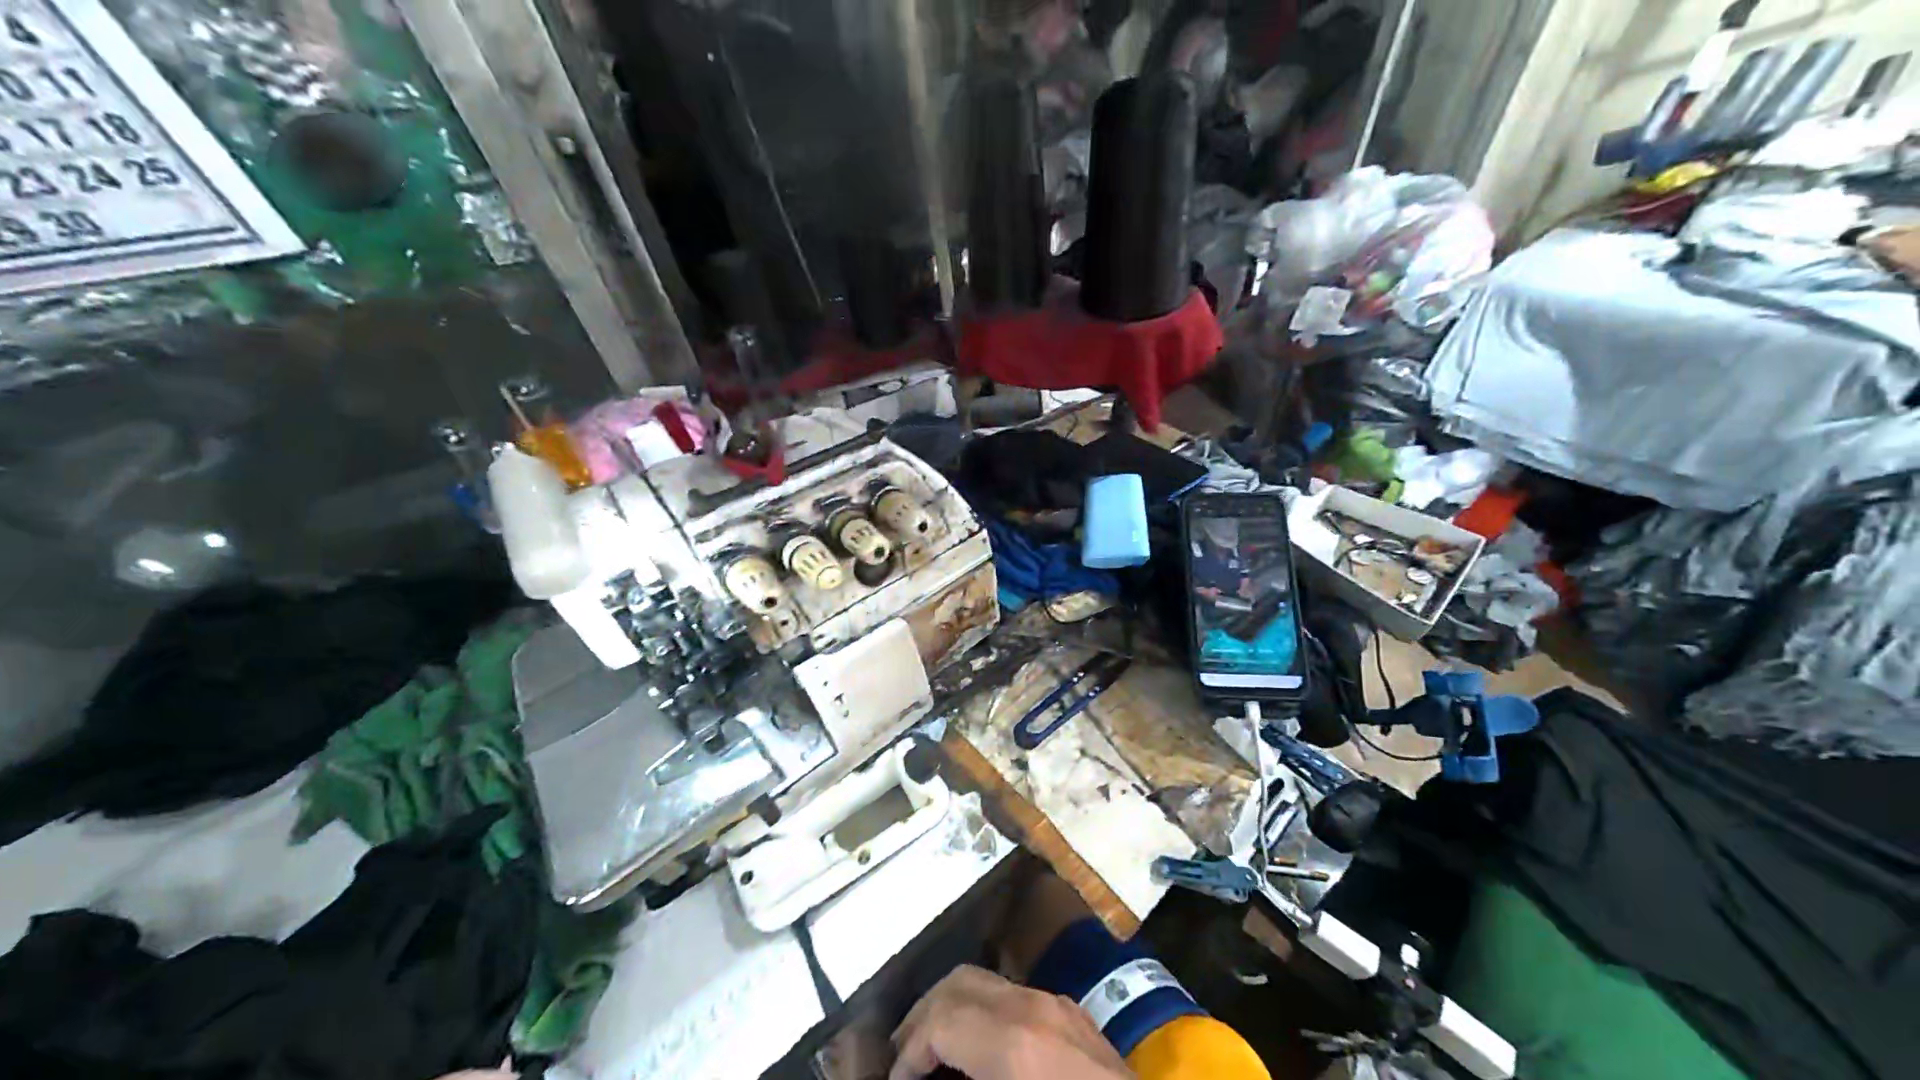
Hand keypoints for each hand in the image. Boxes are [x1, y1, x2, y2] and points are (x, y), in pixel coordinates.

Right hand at [890, 965, 1132, 1079]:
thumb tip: (922, 1072)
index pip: (939, 1021)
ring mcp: (1058, 1005)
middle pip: (959, 983)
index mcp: (1015, 1043)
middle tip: (904, 1060)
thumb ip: (962, 1078)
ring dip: (952, 1009)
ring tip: (935, 1052)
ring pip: (986, 982)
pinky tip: (979, 1050)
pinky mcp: (1074, 1015)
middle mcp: (1034, 1007)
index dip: (906, 1054)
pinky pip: (1014, 996)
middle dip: (922, 1018)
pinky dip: (983, 1013)